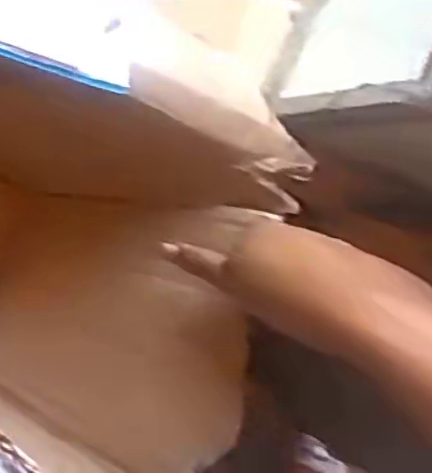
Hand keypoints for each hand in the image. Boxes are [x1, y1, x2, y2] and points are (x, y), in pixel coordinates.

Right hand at [165, 223, 431, 361]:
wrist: (383, 326)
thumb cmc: (291, 301)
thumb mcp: (233, 285)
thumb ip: (200, 263)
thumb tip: (161, 245)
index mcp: (261, 230)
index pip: (242, 235)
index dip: (239, 255)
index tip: (239, 276)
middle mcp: (304, 232)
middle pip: (284, 246)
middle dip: (279, 263)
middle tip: (272, 291)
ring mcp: (354, 253)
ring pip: (324, 262)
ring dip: (317, 278)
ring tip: (313, 306)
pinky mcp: (395, 277)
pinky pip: (363, 282)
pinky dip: (354, 293)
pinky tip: (352, 315)